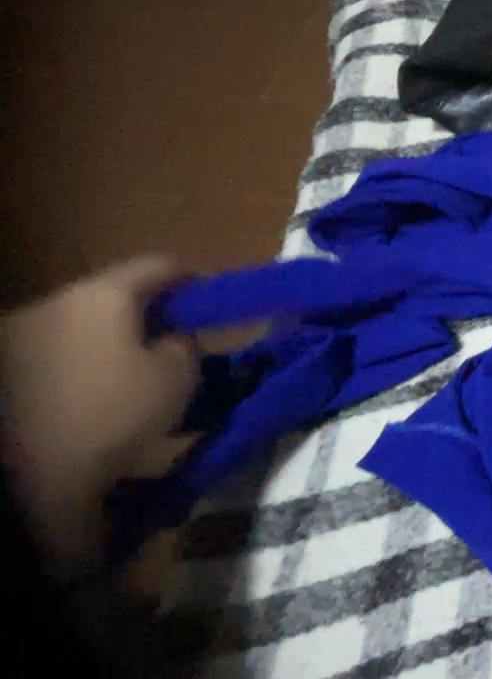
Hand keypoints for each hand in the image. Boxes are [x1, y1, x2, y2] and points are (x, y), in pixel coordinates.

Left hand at [1, 257, 199, 572]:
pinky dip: (77, 374)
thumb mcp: (181, 375)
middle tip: (178, 348)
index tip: (215, 307)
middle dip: (146, 318)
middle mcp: (50, 305)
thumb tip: (174, 337)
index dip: (195, 282)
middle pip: (112, 298)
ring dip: (108, 348)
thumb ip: (186, 343)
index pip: (161, 265)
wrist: (10, 483)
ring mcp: (11, 341)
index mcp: (101, 295)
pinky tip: (93, 404)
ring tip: (134, 382)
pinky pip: (49, 361)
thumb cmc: (111, 412)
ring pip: (78, 331)